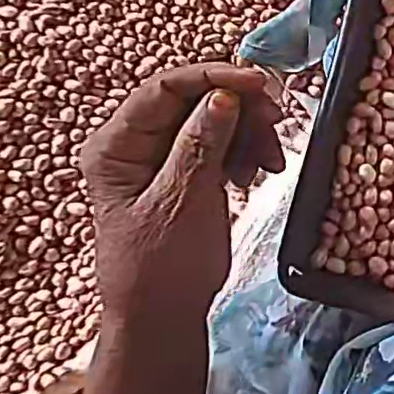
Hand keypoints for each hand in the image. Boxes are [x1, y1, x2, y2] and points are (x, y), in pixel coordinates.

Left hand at [78, 63, 285, 326]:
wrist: (165, 316)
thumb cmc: (161, 266)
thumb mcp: (181, 202)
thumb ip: (201, 146)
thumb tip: (224, 96)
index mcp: (117, 146)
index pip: (164, 88)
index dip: (213, 77)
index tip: (258, 83)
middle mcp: (139, 143)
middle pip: (195, 100)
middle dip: (240, 108)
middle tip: (276, 122)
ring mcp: (166, 156)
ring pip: (217, 119)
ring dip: (250, 132)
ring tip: (271, 161)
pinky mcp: (191, 170)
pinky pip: (225, 142)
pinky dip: (248, 150)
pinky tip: (258, 172)